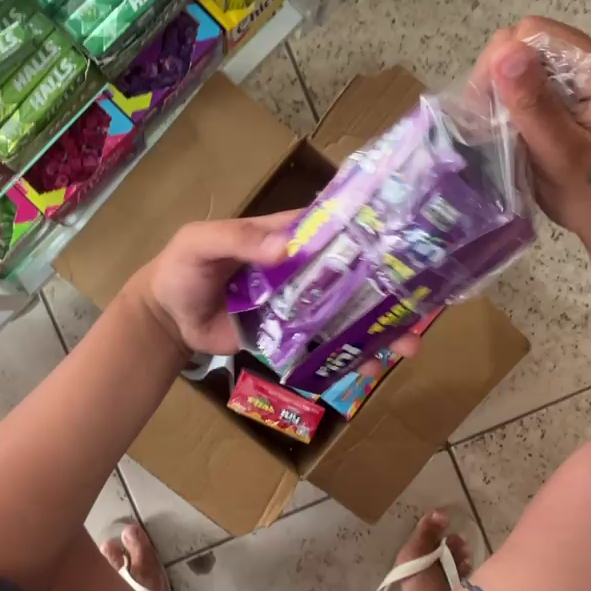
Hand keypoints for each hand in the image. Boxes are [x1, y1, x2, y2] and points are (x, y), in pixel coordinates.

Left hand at [127, 212, 420, 368]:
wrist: (167, 320)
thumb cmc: (182, 268)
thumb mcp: (202, 243)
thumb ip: (237, 240)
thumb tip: (283, 249)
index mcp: (285, 234)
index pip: (334, 224)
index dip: (369, 229)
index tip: (409, 239)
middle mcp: (301, 267)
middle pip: (352, 272)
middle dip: (388, 287)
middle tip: (422, 304)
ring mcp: (300, 303)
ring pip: (346, 311)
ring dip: (379, 325)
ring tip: (409, 344)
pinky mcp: (291, 336)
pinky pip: (324, 344)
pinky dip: (349, 354)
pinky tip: (375, 365)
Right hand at [471, 16, 590, 242]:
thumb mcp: (562, 153)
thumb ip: (534, 104)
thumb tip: (504, 50)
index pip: (534, 34)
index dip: (502, 62)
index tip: (488, 104)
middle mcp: (588, 66)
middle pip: (525, 46)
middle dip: (498, 78)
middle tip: (488, 124)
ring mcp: (577, 84)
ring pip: (520, 68)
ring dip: (500, 96)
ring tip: (494, 132)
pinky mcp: (565, 102)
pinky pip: (526, 89)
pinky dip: (509, 108)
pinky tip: (503, 133)